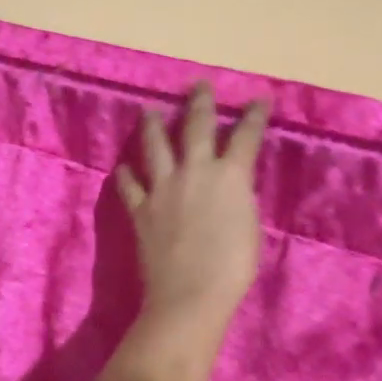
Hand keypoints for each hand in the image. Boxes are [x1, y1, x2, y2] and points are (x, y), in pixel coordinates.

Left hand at [115, 81, 269, 341]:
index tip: (259, 99)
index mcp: (230, 176)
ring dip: (153, 125)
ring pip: (155, 146)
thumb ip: (239, 199)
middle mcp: (194, 171)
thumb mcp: (249, 226)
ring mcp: (162, 188)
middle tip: (198, 86)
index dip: (254, 116)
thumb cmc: (231, 268)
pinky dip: (125, 173)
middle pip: (196, 127)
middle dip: (199, 103)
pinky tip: (122, 167)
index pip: (246, 136)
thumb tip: (231, 187)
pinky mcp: (139, 209)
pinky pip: (128, 184)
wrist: (189, 294)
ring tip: (150, 112)